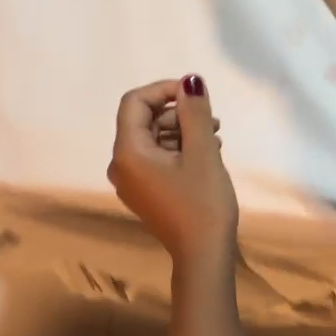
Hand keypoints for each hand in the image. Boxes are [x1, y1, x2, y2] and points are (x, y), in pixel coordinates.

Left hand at [109, 75, 238, 270]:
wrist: (203, 254)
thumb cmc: (203, 202)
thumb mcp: (203, 153)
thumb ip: (195, 113)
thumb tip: (190, 81)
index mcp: (128, 152)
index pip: (135, 103)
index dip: (164, 90)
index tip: (196, 94)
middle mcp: (121, 165)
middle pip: (144, 122)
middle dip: (178, 114)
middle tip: (213, 121)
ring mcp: (132, 183)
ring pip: (153, 142)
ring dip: (182, 133)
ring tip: (215, 140)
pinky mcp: (146, 194)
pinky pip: (157, 161)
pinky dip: (179, 152)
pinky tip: (206, 158)